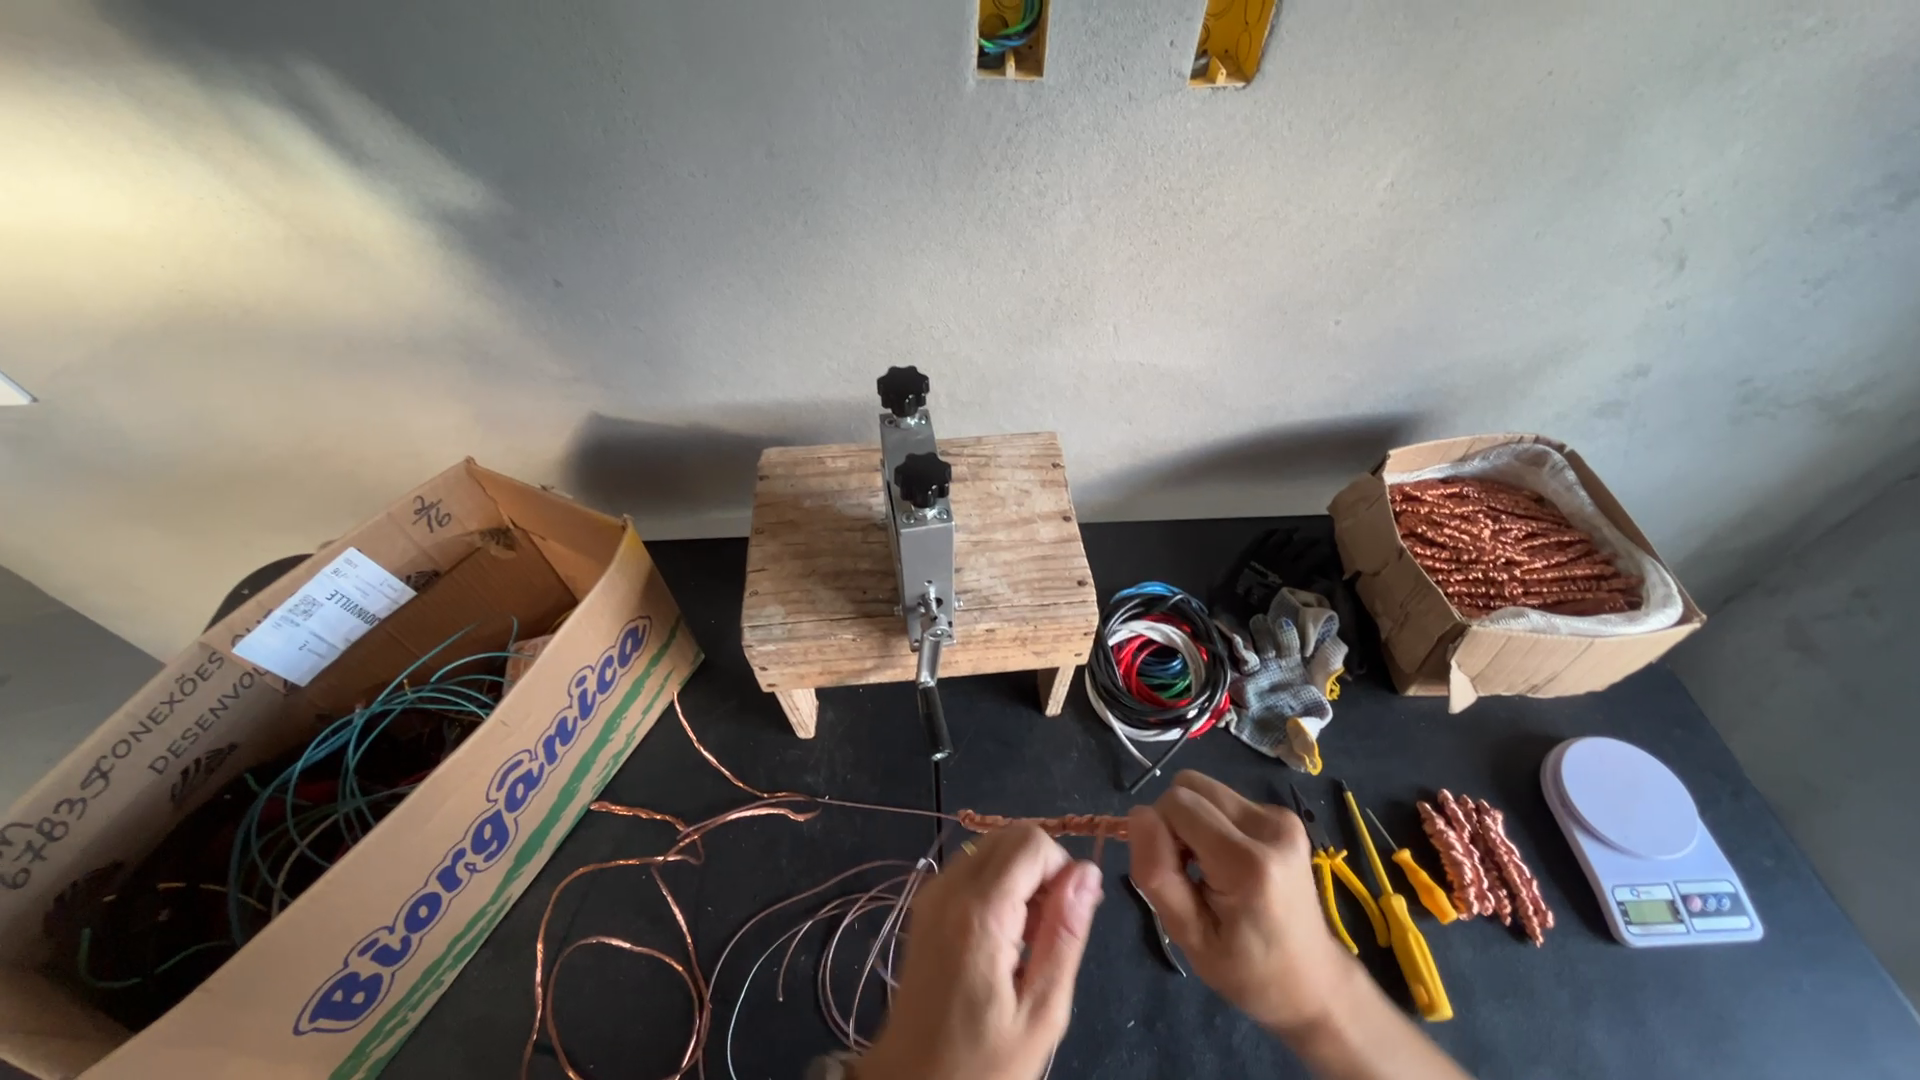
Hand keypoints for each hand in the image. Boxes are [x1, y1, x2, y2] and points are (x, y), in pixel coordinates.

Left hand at [858, 825, 1103, 1079]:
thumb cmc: (982, 1063)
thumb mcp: (1041, 1010)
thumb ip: (1066, 932)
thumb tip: (1087, 871)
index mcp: (980, 912)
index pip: (1032, 841)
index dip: (1062, 869)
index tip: (1069, 917)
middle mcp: (949, 888)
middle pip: (1011, 835)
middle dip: (1042, 869)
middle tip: (1049, 929)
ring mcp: (931, 894)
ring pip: (992, 847)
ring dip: (1020, 876)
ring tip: (1026, 939)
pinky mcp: (925, 905)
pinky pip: (972, 868)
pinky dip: (996, 885)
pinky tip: (1002, 936)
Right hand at [1129, 771, 1356, 1036]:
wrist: (1312, 982)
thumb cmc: (1247, 970)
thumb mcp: (1188, 935)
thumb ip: (1156, 872)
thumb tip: (1138, 815)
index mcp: (1248, 862)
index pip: (1176, 803)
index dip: (1159, 832)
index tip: (1173, 873)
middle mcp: (1271, 827)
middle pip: (1190, 786)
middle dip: (1174, 820)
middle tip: (1186, 869)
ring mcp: (1282, 818)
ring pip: (1205, 789)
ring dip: (1192, 820)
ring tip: (1206, 867)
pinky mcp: (1284, 817)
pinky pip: (1224, 800)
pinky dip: (1212, 823)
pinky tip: (1226, 862)